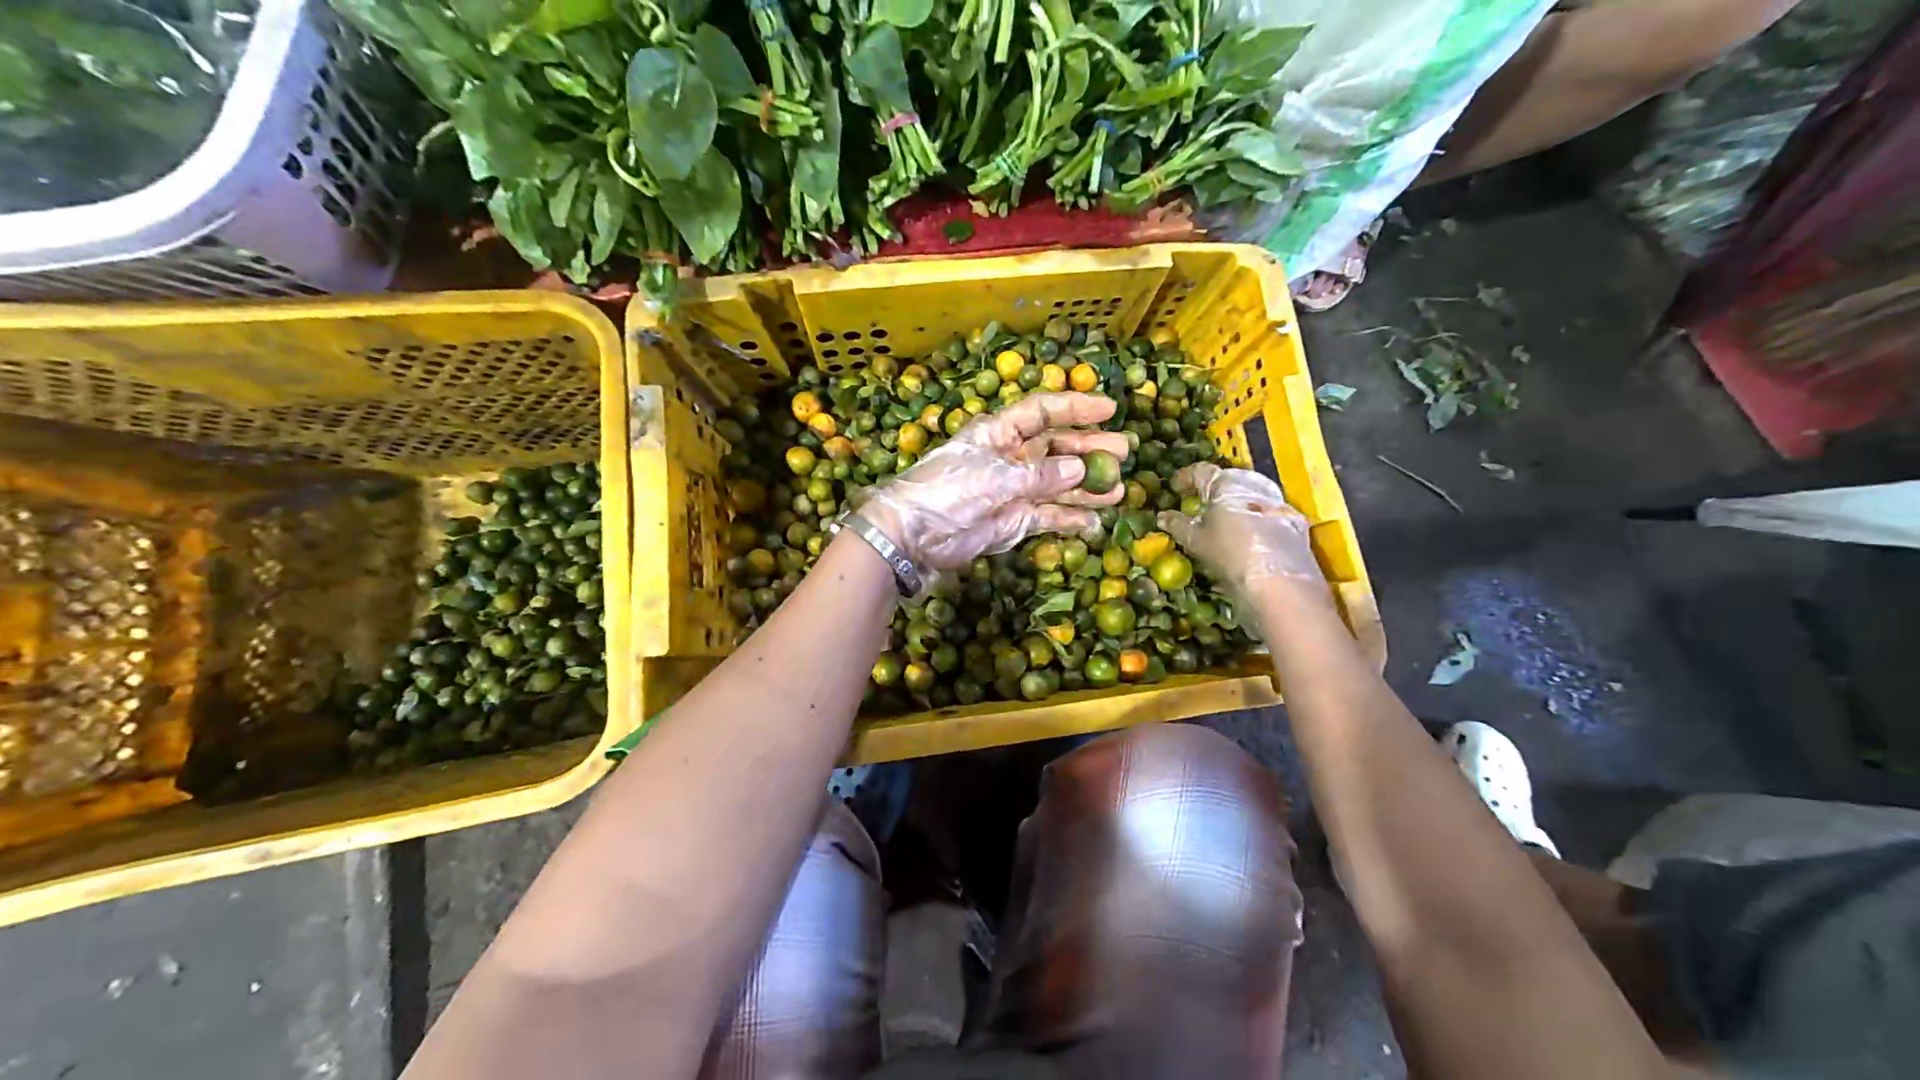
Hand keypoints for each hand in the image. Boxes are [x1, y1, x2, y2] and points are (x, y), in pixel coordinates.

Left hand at [856, 392, 1130, 571]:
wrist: (913, 535)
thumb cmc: (947, 492)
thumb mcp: (993, 477)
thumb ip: (1039, 475)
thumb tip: (1079, 469)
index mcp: (999, 433)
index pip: (1043, 412)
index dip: (1075, 408)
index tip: (1109, 409)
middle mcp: (1011, 457)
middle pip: (1057, 447)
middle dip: (1090, 448)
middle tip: (1124, 452)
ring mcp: (1015, 489)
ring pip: (1059, 483)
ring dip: (1087, 485)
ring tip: (1118, 488)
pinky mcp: (1015, 519)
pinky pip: (1050, 515)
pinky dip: (1071, 517)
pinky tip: (1095, 519)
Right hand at [1156, 464, 1327, 631]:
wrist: (1280, 581)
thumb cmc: (1230, 553)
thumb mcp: (1196, 541)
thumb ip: (1178, 525)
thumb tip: (1163, 516)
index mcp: (1225, 483)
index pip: (1200, 471)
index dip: (1184, 478)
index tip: (1174, 488)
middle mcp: (1253, 483)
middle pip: (1227, 481)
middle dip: (1210, 492)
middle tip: (1195, 507)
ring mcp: (1275, 501)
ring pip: (1247, 497)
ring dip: (1232, 506)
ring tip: (1219, 524)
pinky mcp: (1292, 521)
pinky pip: (1263, 514)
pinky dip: (1250, 521)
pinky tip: (1243, 539)